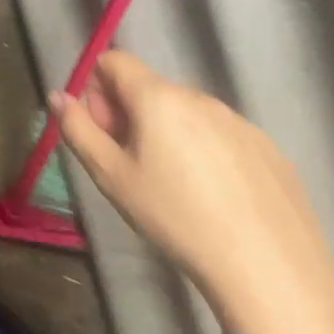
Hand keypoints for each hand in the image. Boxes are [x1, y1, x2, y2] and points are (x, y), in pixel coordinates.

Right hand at [51, 52, 333, 333]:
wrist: (272, 273)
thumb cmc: (175, 217)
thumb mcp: (109, 175)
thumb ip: (76, 128)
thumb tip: (59, 96)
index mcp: (159, 98)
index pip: (114, 60)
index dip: (96, 88)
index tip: (103, 131)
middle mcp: (203, 100)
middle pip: (150, 88)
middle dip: (130, 113)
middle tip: (131, 162)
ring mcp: (244, 126)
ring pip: (188, 114)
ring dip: (169, 132)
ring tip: (176, 184)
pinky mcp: (275, 154)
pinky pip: (224, 137)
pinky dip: (208, 153)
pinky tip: (215, 197)